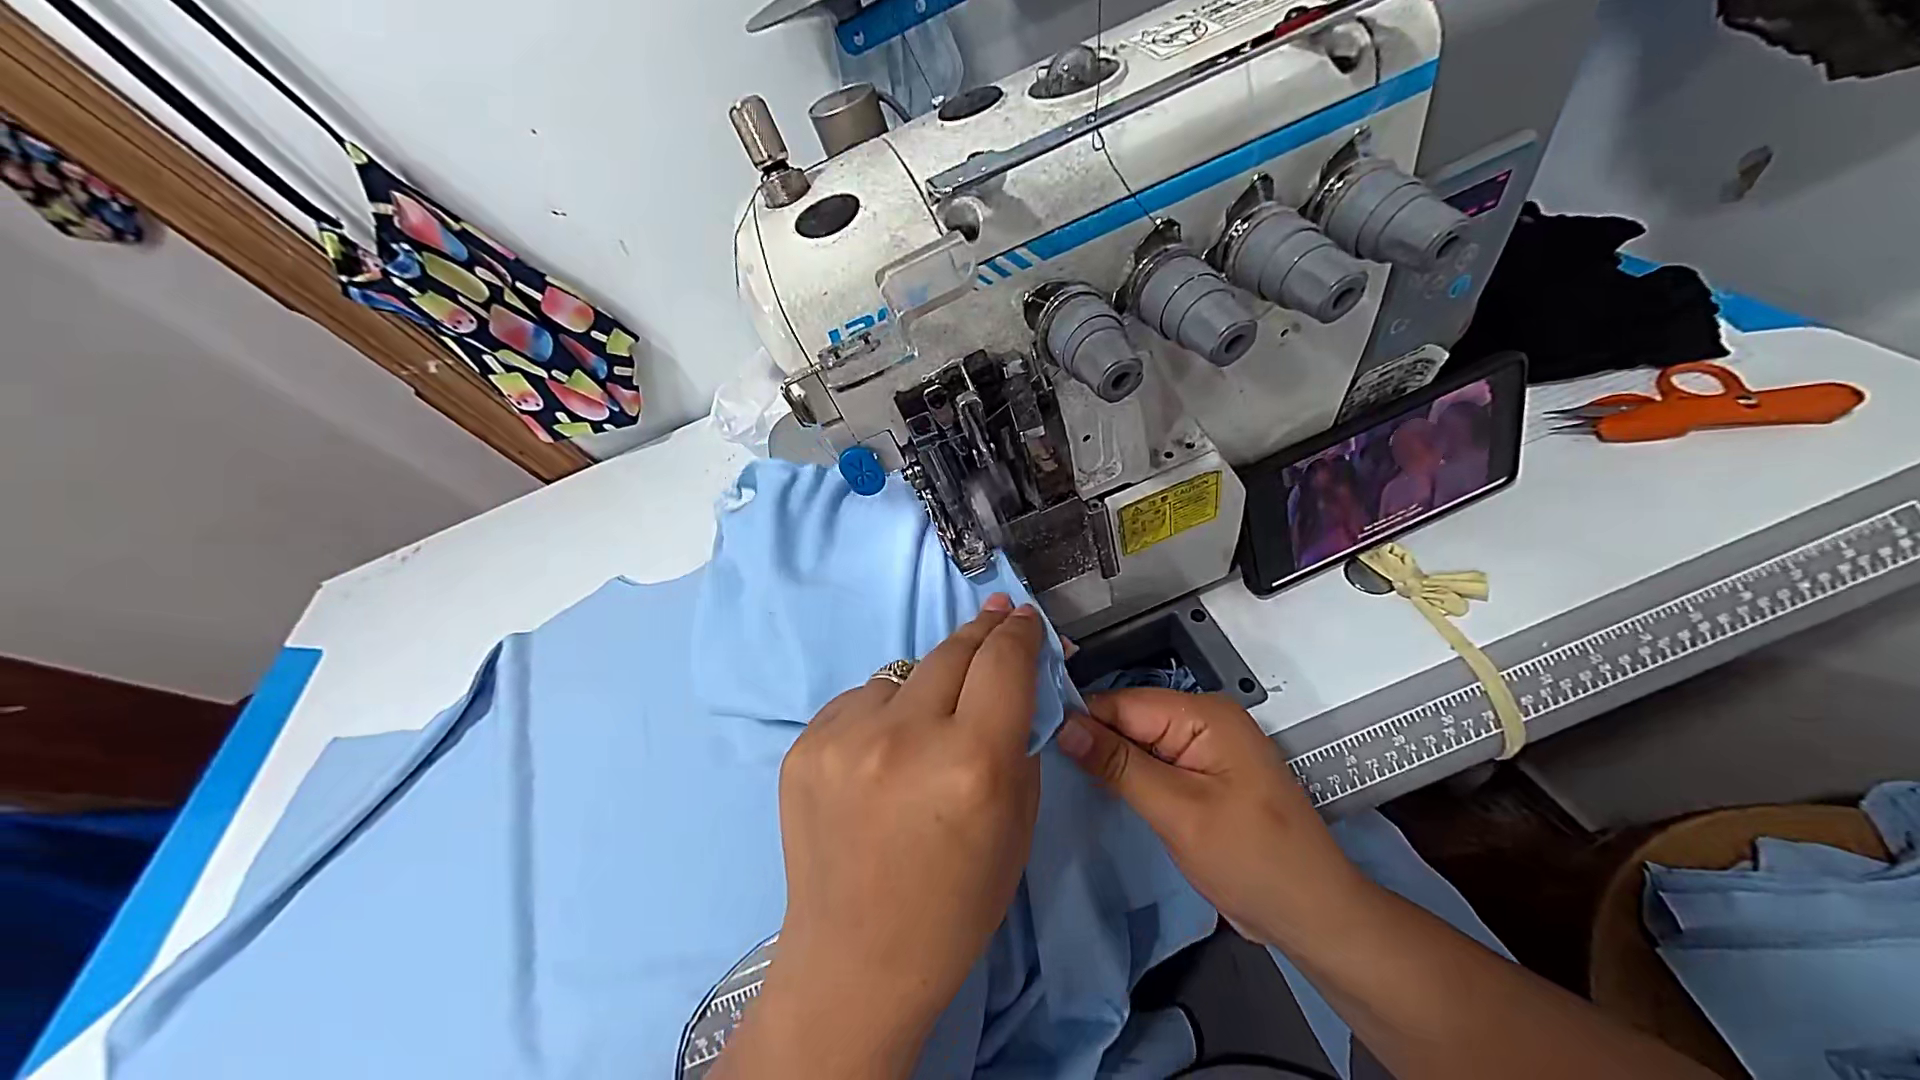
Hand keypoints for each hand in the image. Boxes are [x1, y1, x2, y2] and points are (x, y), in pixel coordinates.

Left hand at [721, 594, 1044, 1078]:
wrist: (858, 959)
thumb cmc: (957, 904)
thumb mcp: (1018, 823)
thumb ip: (1020, 741)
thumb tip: (1015, 680)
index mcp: (971, 763)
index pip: (1003, 662)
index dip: (1018, 633)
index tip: (1022, 617)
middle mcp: (904, 737)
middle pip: (952, 651)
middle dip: (980, 633)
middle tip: (994, 618)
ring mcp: (844, 738)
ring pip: (902, 675)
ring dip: (926, 686)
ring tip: (929, 726)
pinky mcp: (804, 747)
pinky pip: (860, 703)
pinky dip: (882, 715)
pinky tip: (883, 755)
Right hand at [1055, 689, 1362, 946]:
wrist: (1312, 917)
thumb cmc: (1253, 861)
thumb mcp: (1179, 812)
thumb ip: (1119, 764)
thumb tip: (1064, 726)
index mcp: (1203, 714)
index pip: (1120, 703)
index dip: (1079, 722)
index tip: (1035, 742)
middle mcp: (1201, 721)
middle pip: (1126, 720)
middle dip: (1090, 742)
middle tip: (1043, 767)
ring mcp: (1200, 749)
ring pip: (1134, 743)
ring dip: (1106, 762)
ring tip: (1062, 778)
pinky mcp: (1198, 776)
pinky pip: (1149, 764)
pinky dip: (1126, 777)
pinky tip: (1098, 790)